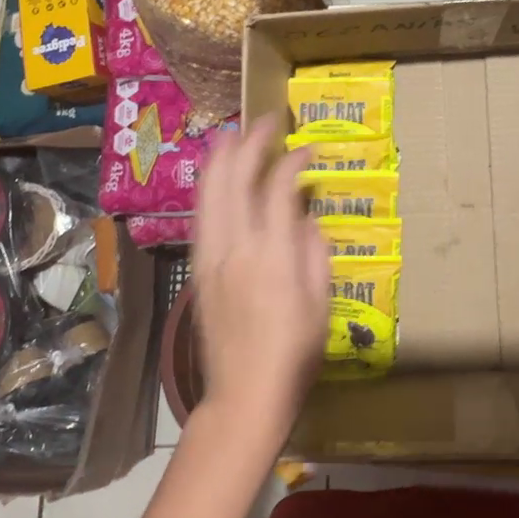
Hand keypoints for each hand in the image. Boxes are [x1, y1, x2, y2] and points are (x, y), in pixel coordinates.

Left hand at [191, 115, 329, 439]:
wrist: (244, 394)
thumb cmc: (294, 353)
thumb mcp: (320, 302)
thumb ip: (314, 252)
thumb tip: (306, 219)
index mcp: (273, 256)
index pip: (278, 188)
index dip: (293, 160)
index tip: (307, 148)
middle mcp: (236, 247)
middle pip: (235, 179)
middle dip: (250, 143)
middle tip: (266, 122)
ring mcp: (211, 257)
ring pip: (209, 193)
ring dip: (220, 159)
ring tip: (231, 134)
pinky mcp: (198, 270)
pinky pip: (201, 216)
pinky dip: (208, 188)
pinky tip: (215, 177)